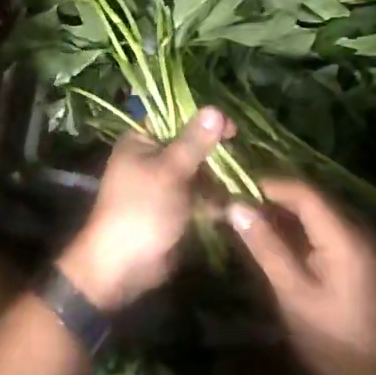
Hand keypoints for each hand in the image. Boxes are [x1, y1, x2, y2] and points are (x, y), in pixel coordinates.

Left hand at [55, 108, 228, 311]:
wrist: (124, 265)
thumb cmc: (141, 209)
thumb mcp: (169, 171)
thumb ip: (194, 142)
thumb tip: (216, 109)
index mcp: (139, 140)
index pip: (173, 117)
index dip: (202, 119)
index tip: (234, 128)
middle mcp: (150, 157)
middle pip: (190, 145)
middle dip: (217, 151)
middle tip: (248, 156)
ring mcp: (163, 184)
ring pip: (199, 172)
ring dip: (221, 176)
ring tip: (251, 179)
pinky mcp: (175, 208)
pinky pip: (200, 196)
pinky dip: (217, 198)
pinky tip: (242, 201)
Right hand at [227, 179, 375, 374]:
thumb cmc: (336, 342)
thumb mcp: (293, 294)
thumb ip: (265, 246)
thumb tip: (234, 205)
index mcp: (344, 238)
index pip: (303, 192)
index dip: (267, 185)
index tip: (232, 190)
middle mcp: (358, 234)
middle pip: (310, 200)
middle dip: (271, 200)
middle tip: (235, 208)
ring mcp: (361, 249)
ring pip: (316, 216)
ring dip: (282, 216)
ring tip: (247, 223)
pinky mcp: (359, 264)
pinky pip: (324, 234)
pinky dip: (296, 233)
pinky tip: (273, 245)